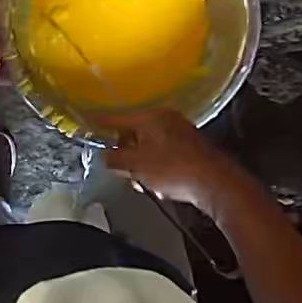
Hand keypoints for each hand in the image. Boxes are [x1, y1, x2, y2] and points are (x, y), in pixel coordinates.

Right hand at [105, 109, 260, 219]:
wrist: (215, 184)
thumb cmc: (173, 169)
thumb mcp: (135, 165)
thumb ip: (115, 158)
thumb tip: (106, 156)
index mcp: (150, 117)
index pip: (117, 118)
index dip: (100, 123)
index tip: (87, 123)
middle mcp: (166, 119)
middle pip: (133, 134)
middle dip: (126, 154)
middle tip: (126, 172)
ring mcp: (179, 133)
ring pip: (148, 147)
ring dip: (142, 165)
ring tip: (146, 182)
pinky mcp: (189, 149)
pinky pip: (163, 155)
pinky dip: (157, 169)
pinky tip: (162, 185)